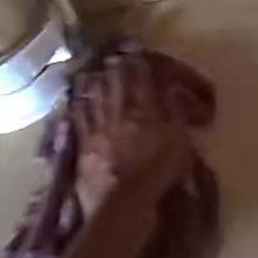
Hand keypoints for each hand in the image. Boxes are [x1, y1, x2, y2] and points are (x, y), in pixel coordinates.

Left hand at [73, 49, 191, 215]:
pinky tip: (77, 97)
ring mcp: (98, 128)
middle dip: (116, 68)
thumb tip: (169, 86)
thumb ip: (174, 111)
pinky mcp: (83, 145)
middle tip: (115, 55)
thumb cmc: (159, 172)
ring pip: (96, 96)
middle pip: (116, 83)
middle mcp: (119, 112)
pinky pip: (79, 118)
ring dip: (98, 81)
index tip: (138, 53)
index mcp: (145, 110)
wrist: (124, 204)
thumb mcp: (179, 140)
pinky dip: (79, 104)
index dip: (139, 64)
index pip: (141, 79)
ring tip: (97, 70)